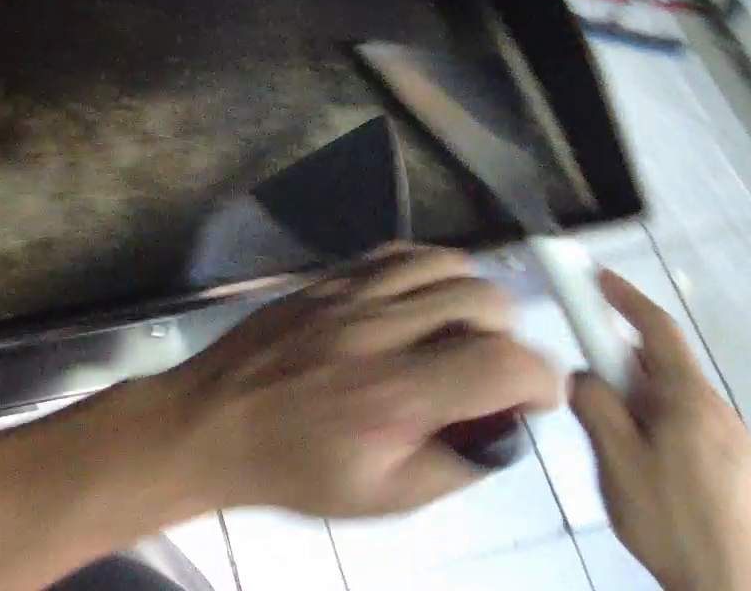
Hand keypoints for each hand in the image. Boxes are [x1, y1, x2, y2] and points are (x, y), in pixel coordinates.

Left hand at [149, 243, 560, 517]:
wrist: (210, 422)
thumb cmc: (293, 469)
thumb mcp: (383, 497)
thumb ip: (457, 463)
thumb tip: (504, 427)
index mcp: (391, 394)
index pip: (502, 362)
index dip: (540, 380)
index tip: (534, 399)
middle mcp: (373, 330)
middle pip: (480, 298)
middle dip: (509, 335)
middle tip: (490, 369)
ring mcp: (342, 295)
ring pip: (438, 262)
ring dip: (469, 295)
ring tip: (458, 331)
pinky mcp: (320, 281)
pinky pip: (389, 253)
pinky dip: (422, 271)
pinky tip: (417, 303)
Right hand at [570, 271, 750, 590]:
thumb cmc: (670, 518)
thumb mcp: (615, 457)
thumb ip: (593, 403)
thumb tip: (584, 375)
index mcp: (690, 402)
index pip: (656, 330)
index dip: (622, 296)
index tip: (591, 273)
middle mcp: (717, 414)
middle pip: (657, 366)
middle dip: (614, 364)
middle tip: (579, 387)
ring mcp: (730, 445)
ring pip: (666, 401)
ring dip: (630, 401)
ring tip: (604, 440)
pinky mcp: (732, 472)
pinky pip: (681, 428)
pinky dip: (648, 425)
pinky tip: (634, 463)